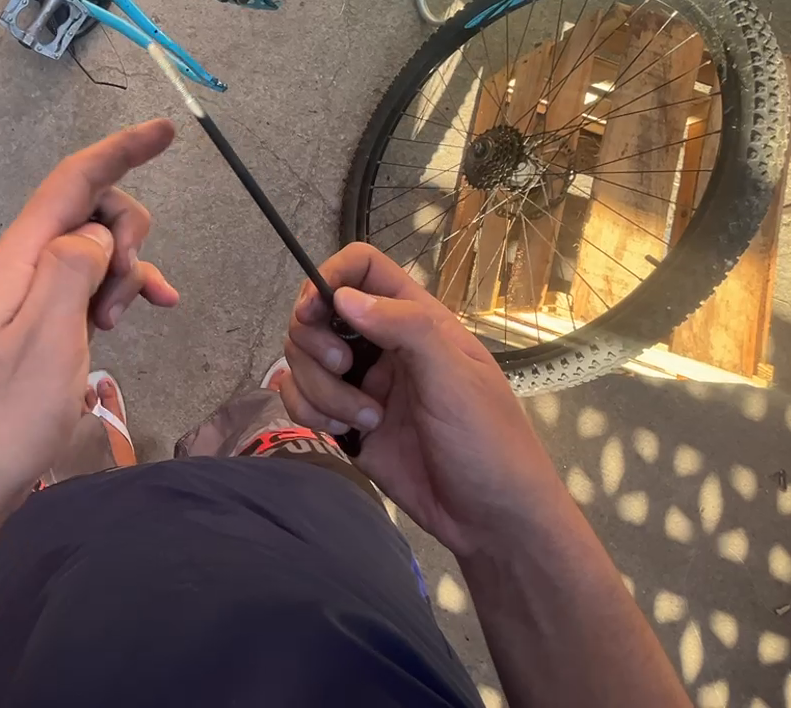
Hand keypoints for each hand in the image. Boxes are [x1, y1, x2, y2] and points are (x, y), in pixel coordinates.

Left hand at [0, 119, 179, 519]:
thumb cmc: (7, 414)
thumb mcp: (49, 337)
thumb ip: (74, 267)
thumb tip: (94, 231)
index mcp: (18, 256)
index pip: (74, 180)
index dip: (121, 150)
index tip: (167, 130)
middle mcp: (23, 261)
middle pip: (91, 209)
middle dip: (126, 235)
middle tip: (121, 297)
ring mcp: (34, 290)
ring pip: (97, 245)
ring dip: (124, 272)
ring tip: (117, 323)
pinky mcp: (46, 317)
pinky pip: (93, 282)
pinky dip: (124, 288)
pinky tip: (156, 305)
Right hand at [277, 243, 569, 558]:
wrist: (491, 524)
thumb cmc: (488, 442)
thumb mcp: (455, 378)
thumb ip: (404, 327)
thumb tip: (342, 296)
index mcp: (413, 319)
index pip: (361, 267)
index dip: (330, 275)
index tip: (313, 311)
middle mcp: (380, 342)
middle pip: (316, 313)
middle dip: (316, 344)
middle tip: (342, 370)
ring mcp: (359, 381)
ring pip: (301, 358)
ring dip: (320, 388)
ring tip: (363, 420)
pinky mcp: (342, 418)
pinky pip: (299, 397)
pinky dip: (309, 412)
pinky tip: (343, 433)